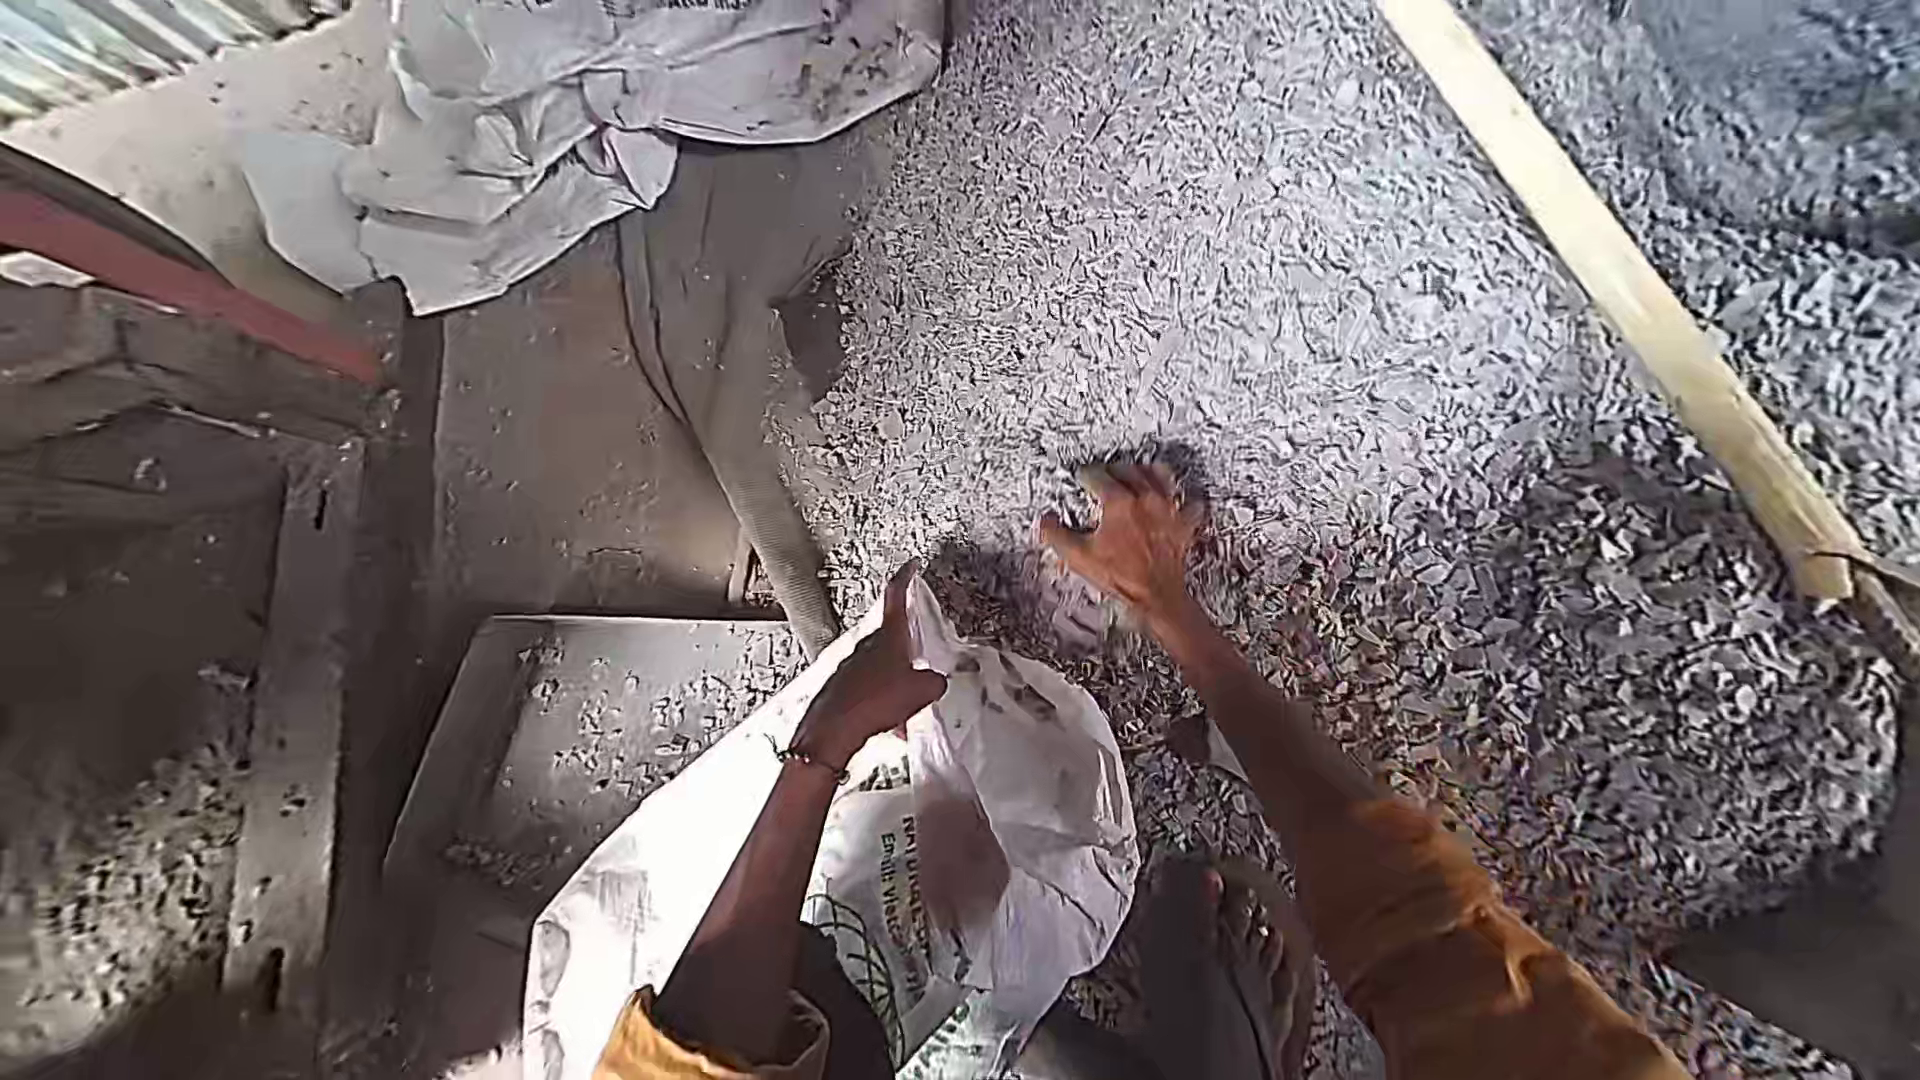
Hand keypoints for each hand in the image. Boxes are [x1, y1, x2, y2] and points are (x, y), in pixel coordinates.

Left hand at [790, 561, 948, 767]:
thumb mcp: (923, 690)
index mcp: (889, 636)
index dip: (906, 576)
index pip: (896, 594)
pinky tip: (892, 723)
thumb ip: (935, 681)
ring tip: (908, 706)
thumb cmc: (874, 701)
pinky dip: (884, 700)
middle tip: (922, 661)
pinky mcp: (844, 686)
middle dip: (909, 649)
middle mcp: (868, 645)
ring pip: (883, 666)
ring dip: (897, 681)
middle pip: (893, 635)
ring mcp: (853, 664)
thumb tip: (935, 682)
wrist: (835, 728)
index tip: (911, 565)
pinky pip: (871, 687)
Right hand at [1040, 462, 1205, 622]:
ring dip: (1146, 471)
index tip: (1082, 478)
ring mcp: (1168, 509)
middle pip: (1129, 469)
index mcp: (1120, 502)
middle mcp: (1146, 499)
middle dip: (1113, 469)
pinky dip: (1180, 499)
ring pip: (1160, 475)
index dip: (1086, 475)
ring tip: (1137, 473)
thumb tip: (1046, 520)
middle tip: (1104, 474)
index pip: (1098, 475)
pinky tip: (1174, 501)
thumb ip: (1056, 534)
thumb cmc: (1122, 577)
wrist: (1156, 596)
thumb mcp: (1078, 556)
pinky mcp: (1183, 524)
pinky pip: (1188, 502)